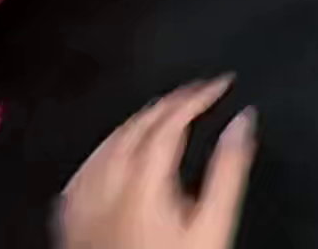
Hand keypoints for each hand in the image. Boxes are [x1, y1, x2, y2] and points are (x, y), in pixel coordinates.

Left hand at [57, 78, 255, 248]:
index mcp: (143, 192)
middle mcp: (107, 202)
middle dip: (169, 102)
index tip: (220, 84)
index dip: (196, 98)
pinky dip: (100, 155)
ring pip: (102, 154)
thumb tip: (242, 121)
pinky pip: (76, 184)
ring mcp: (85, 220)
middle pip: (132, 134)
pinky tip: (111, 151)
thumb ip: (230, 166)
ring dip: (134, 122)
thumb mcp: (217, 218)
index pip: (168, 127)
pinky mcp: (74, 236)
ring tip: (160, 108)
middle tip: (197, 89)